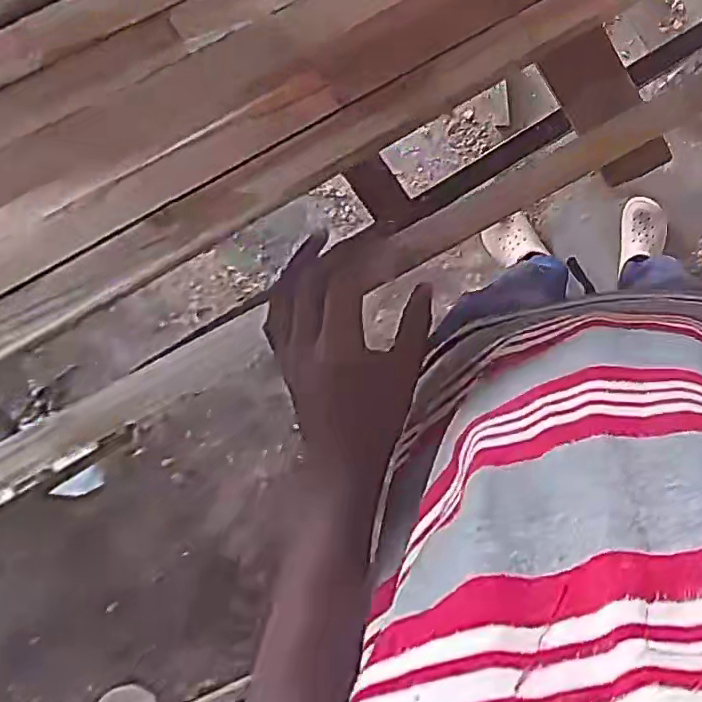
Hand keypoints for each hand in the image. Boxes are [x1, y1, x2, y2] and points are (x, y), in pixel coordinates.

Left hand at [264, 232, 433, 494]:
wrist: (343, 467)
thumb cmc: (382, 422)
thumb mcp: (406, 370)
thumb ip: (416, 324)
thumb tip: (425, 284)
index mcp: (338, 346)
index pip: (342, 283)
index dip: (362, 255)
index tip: (383, 239)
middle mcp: (305, 345)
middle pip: (309, 283)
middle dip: (331, 252)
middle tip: (355, 234)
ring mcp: (289, 355)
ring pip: (283, 297)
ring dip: (299, 266)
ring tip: (316, 242)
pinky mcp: (285, 364)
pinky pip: (276, 318)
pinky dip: (286, 292)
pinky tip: (298, 282)